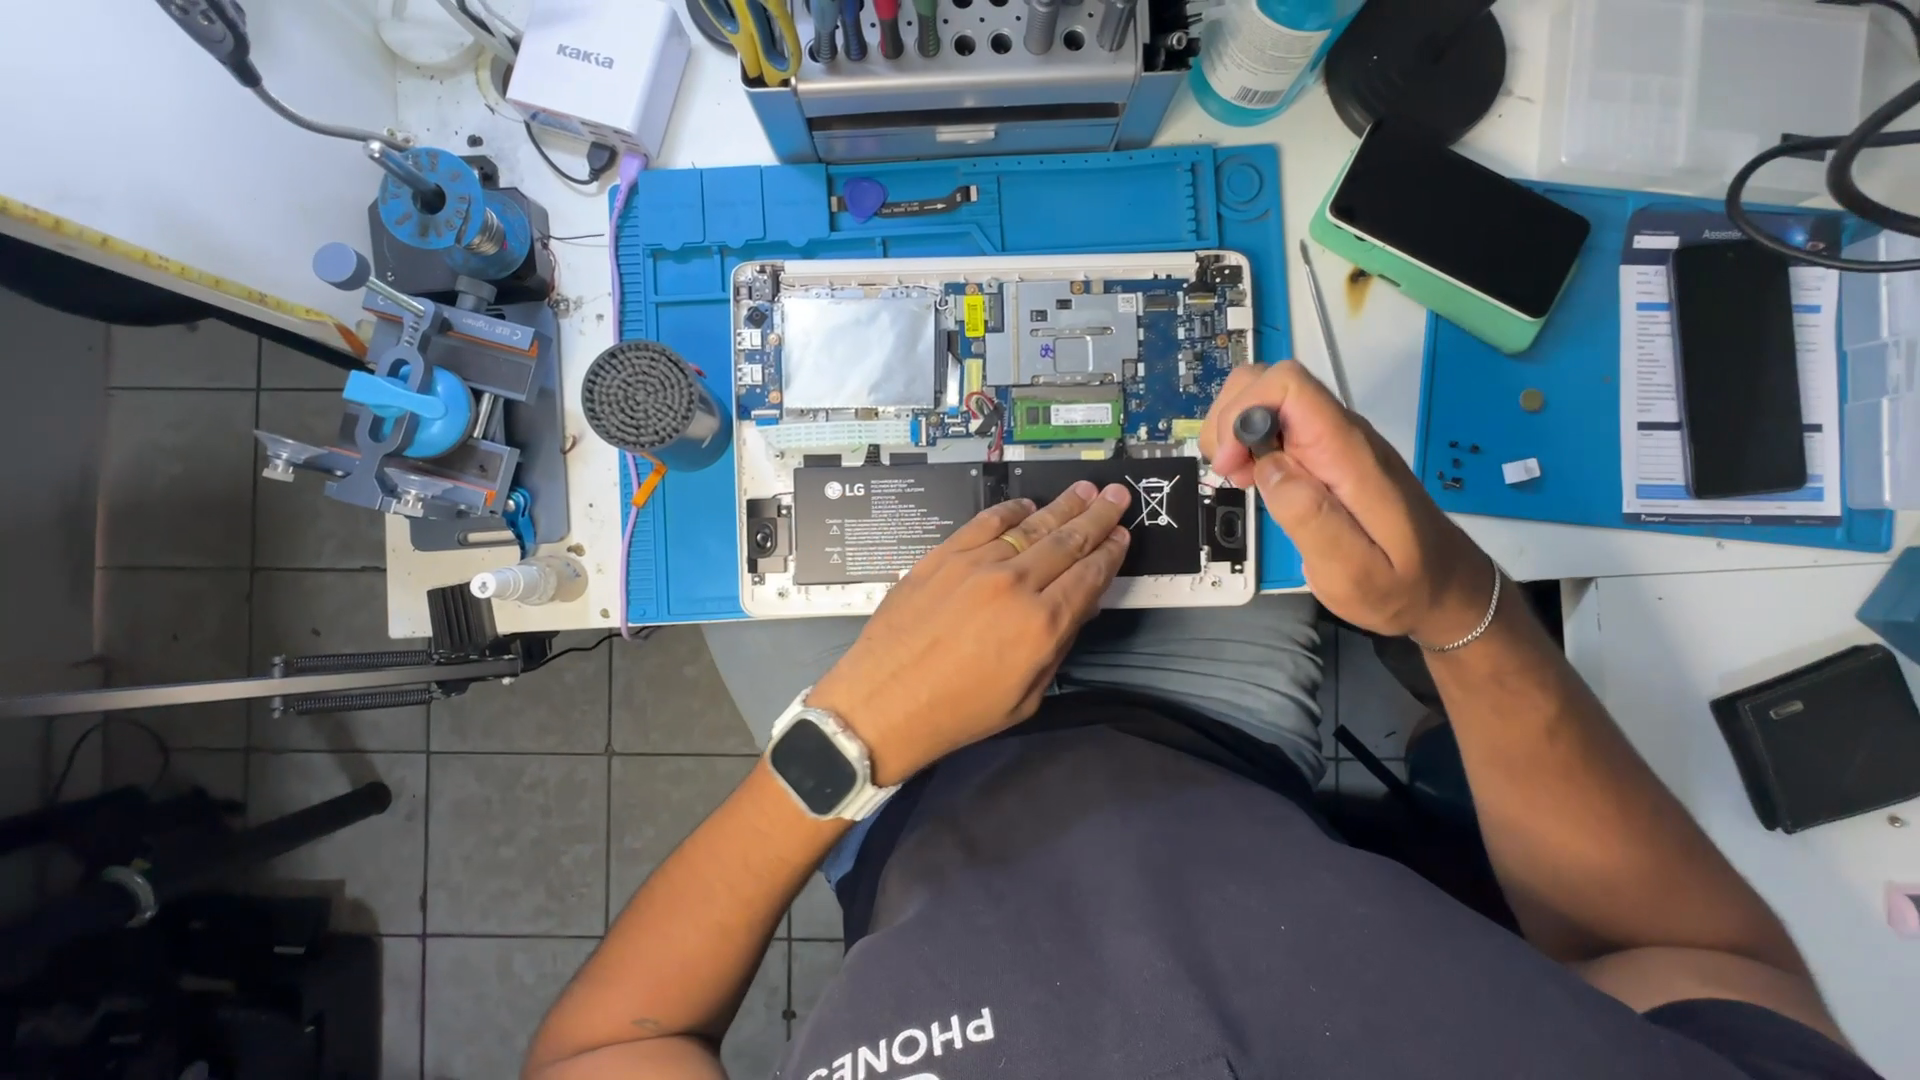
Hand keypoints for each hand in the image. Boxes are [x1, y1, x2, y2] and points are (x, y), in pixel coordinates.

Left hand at [810, 482, 1132, 784]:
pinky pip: (983, 523)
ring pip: (1029, 526)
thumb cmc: (959, 713)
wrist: (884, 703)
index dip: (1110, 554)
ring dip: (1061, 506)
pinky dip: (1009, 510)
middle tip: (1116, 495)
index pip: (1088, 576)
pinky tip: (1026, 504)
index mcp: (1041, 624)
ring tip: (1084, 490)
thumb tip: (1076, 608)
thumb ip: (1056, 645)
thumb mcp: (1027, 696)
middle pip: (1066, 542)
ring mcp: (975, 564)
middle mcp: (1014, 584)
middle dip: (1096, 518)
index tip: (1123, 535)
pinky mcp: (942, 556)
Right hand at [1202, 361, 1492, 645]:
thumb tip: (1268, 466)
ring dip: (1234, 430)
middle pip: (1272, 381)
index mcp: (1348, 453)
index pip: (1289, 386)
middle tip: (1226, 472)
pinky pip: (1278, 426)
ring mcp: (1334, 442)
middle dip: (1230, 417)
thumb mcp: (1354, 572)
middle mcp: (1341, 434)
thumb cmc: (1402, 587)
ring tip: (1233, 477)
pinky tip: (1249, 479)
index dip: (1243, 411)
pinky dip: (1248, 444)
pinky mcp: (1327, 455)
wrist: (1447, 589)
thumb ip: (1312, 519)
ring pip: (1269, 399)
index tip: (1228, 464)